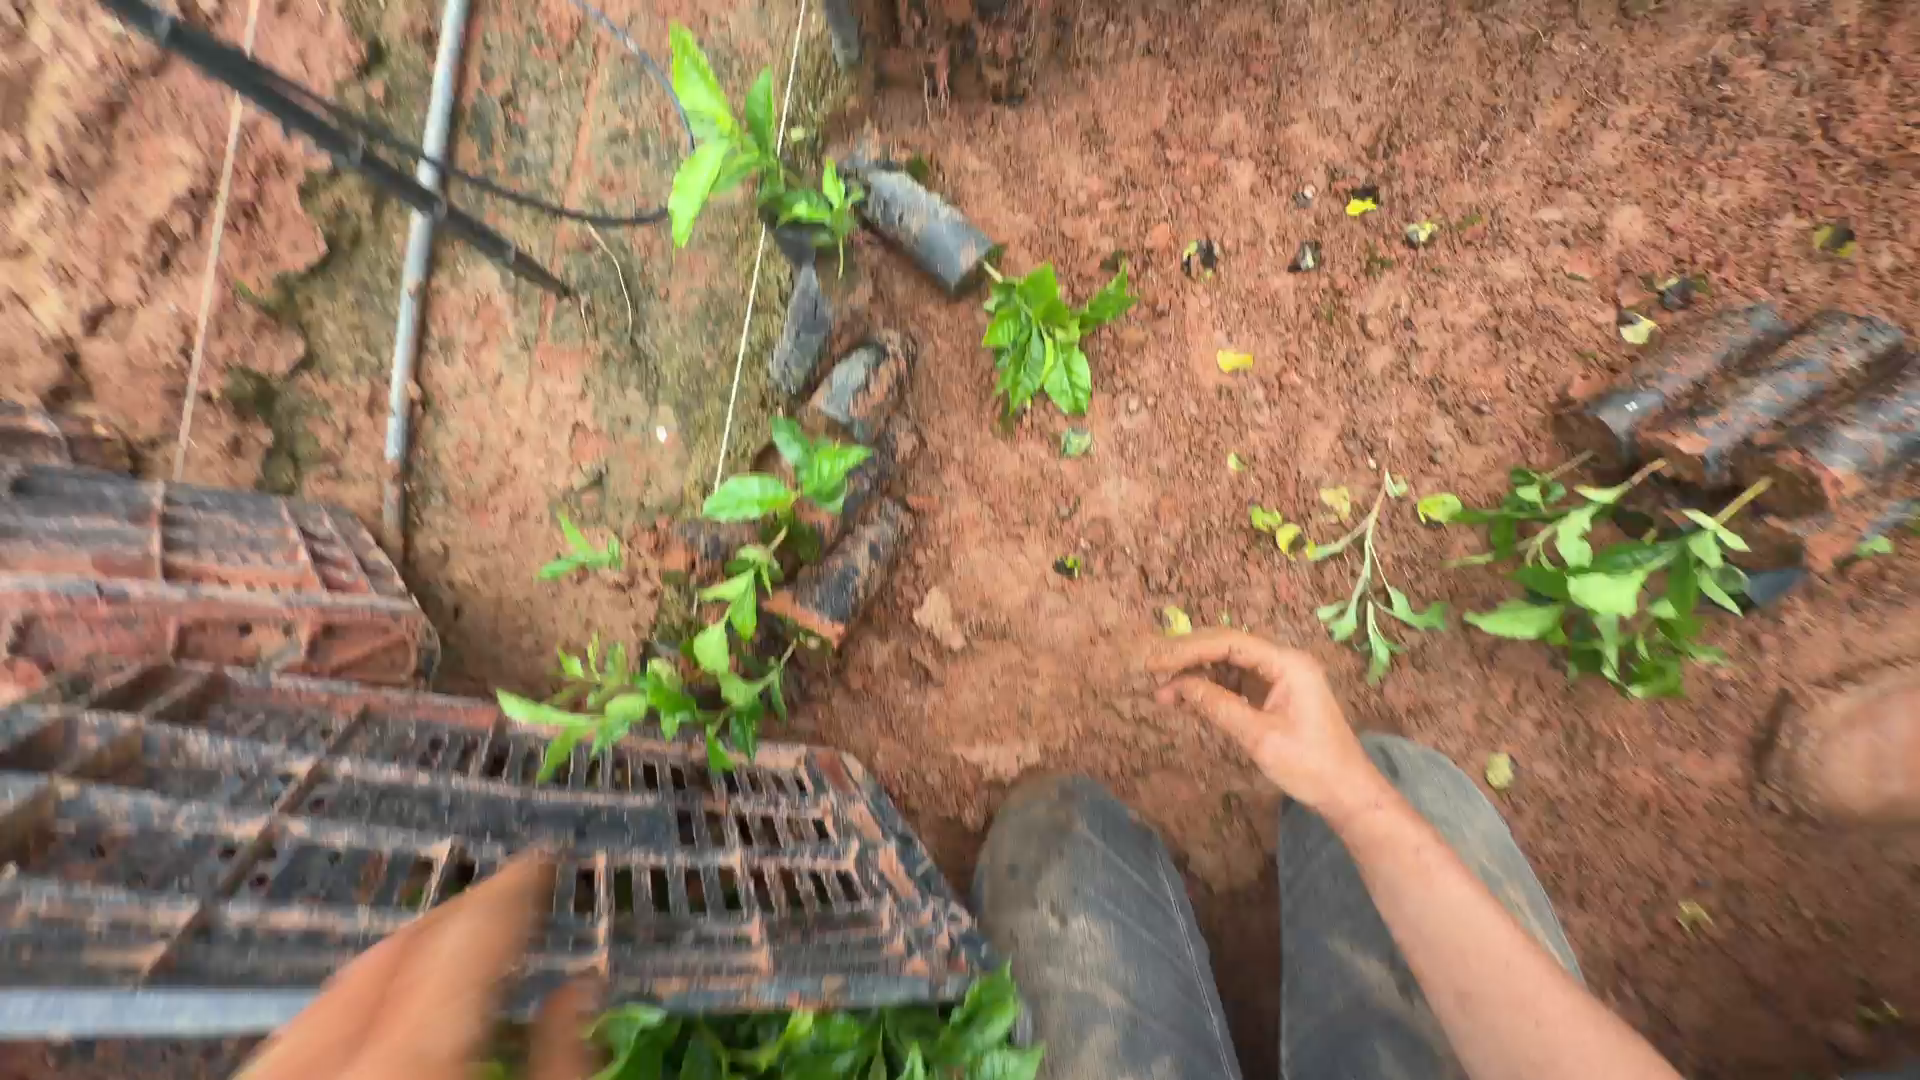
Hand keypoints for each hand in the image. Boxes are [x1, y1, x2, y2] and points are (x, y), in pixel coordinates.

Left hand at [238, 852, 594, 1079]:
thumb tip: (583, 984)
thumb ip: (563, 1060)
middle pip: (399, 949)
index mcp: (407, 1060)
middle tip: (510, 899)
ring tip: (457, 951)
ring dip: (408, 955)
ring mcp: (271, 1073)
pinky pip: (298, 1031)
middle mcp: (326, 1056)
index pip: (469, 935)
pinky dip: (355, 1003)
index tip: (544, 856)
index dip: (516, 883)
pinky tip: (387, 1015)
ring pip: (341, 985)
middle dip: (460, 916)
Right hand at [1148, 630, 1384, 818]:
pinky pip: (1234, 681)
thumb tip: (1179, 686)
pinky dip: (1209, 688)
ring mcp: (1278, 677)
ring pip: (1227, 663)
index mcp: (1287, 664)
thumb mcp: (1260, 737)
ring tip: (1163, 691)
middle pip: (1226, 646)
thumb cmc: (1310, 765)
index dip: (1189, 649)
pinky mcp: (1272, 693)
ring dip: (1195, 674)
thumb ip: (1218, 706)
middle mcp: (1282, 662)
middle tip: (1153, 670)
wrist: (1347, 793)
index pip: (1229, 643)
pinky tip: (1185, 698)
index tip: (1158, 662)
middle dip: (1187, 657)